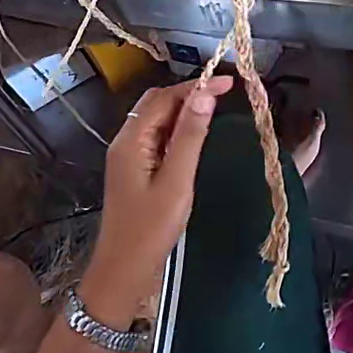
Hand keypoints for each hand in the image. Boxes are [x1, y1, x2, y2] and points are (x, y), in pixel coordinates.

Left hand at [81, 76, 234, 327]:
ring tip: (215, 107)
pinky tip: (195, 134)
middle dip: (189, 92)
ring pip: (156, 118)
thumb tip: (205, 94)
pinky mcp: (134, 169)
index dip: (197, 86)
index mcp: (131, 140)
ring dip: (183, 108)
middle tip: (224, 93)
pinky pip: (156, 136)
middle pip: (157, 102)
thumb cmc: (151, 228)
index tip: (229, 82)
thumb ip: (190, 136)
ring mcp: (127, 155)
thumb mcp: (177, 181)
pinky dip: (177, 127)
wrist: (123, 270)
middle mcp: (125, 141)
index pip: (165, 98)